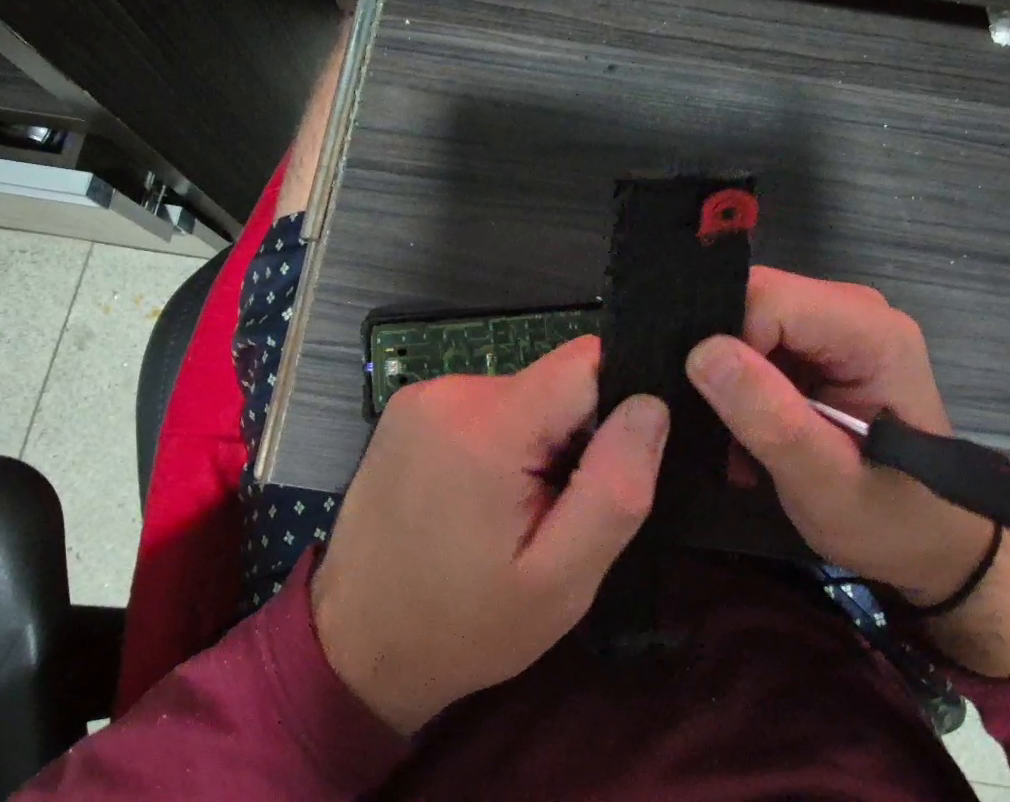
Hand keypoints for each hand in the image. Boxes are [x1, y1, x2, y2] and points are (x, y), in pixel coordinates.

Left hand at [311, 337, 667, 733]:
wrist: (358, 647)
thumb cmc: (466, 624)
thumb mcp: (562, 579)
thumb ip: (614, 488)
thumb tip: (651, 406)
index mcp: (488, 423)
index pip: (587, 363)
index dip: (615, 406)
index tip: (605, 467)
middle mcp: (449, 390)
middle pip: (553, 382)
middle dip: (570, 437)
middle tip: (554, 511)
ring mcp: (420, 397)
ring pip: (521, 396)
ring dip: (533, 444)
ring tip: (513, 514)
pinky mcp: (406, 412)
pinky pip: (483, 408)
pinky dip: (498, 444)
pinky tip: (479, 501)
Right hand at [685, 267, 995, 604]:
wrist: (937, 543)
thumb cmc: (890, 521)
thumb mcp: (822, 481)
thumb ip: (769, 417)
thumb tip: (702, 353)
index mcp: (870, 333)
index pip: (766, 300)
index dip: (728, 346)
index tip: (720, 410)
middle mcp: (857, 311)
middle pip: (757, 304)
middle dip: (724, 364)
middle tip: (721, 433)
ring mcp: (843, 326)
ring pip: (752, 323)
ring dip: (732, 383)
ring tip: (737, 445)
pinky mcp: (828, 347)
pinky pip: (763, 344)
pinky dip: (746, 389)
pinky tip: (754, 434)